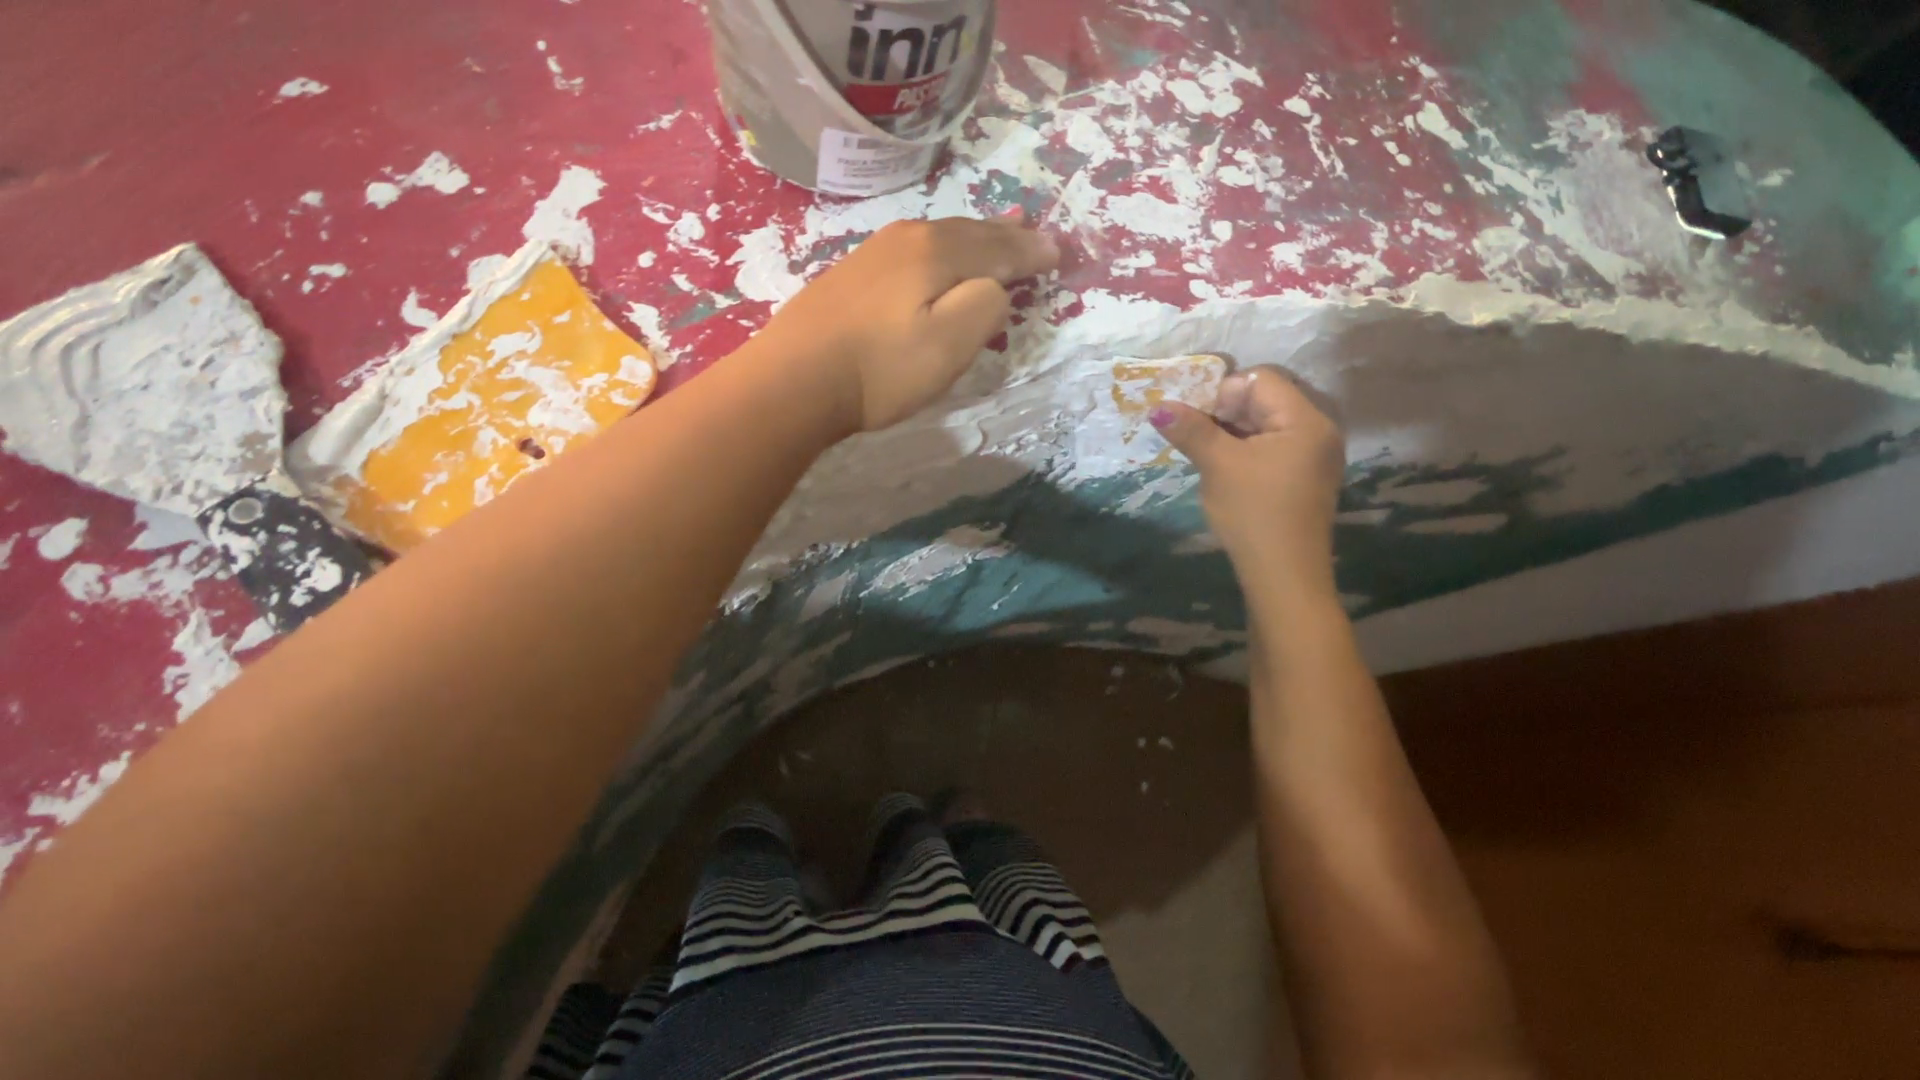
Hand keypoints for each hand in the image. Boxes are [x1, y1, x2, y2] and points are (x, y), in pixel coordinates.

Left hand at [755, 216, 1059, 432]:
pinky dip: (940, 250)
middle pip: (969, 232)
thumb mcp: (949, 345)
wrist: (793, 381)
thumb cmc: (880, 369)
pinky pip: (913, 250)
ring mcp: (873, 253)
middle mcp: (908, 239)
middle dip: (1006, 235)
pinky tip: (935, 257)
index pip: (999, 247)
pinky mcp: (851, 275)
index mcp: (938, 252)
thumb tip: (995, 287)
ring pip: (939, 236)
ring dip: (973, 237)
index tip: (1059, 253)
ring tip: (995, 232)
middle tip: (1035, 232)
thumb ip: (985, 307)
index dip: (1031, 252)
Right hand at [1151, 366, 1345, 584]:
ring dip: (1231, 434)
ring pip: (1266, 427)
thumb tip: (1158, 406)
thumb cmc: (1254, 514)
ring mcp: (1314, 458)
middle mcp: (1318, 432)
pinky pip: (1273, 449)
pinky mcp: (1305, 480)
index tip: (1198, 423)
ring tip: (1207, 457)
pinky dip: (1246, 452)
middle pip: (1265, 401)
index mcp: (1306, 420)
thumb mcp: (1218, 466)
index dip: (1222, 393)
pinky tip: (1225, 474)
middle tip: (1195, 438)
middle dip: (1224, 413)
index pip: (1260, 380)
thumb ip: (1190, 430)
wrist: (1284, 577)